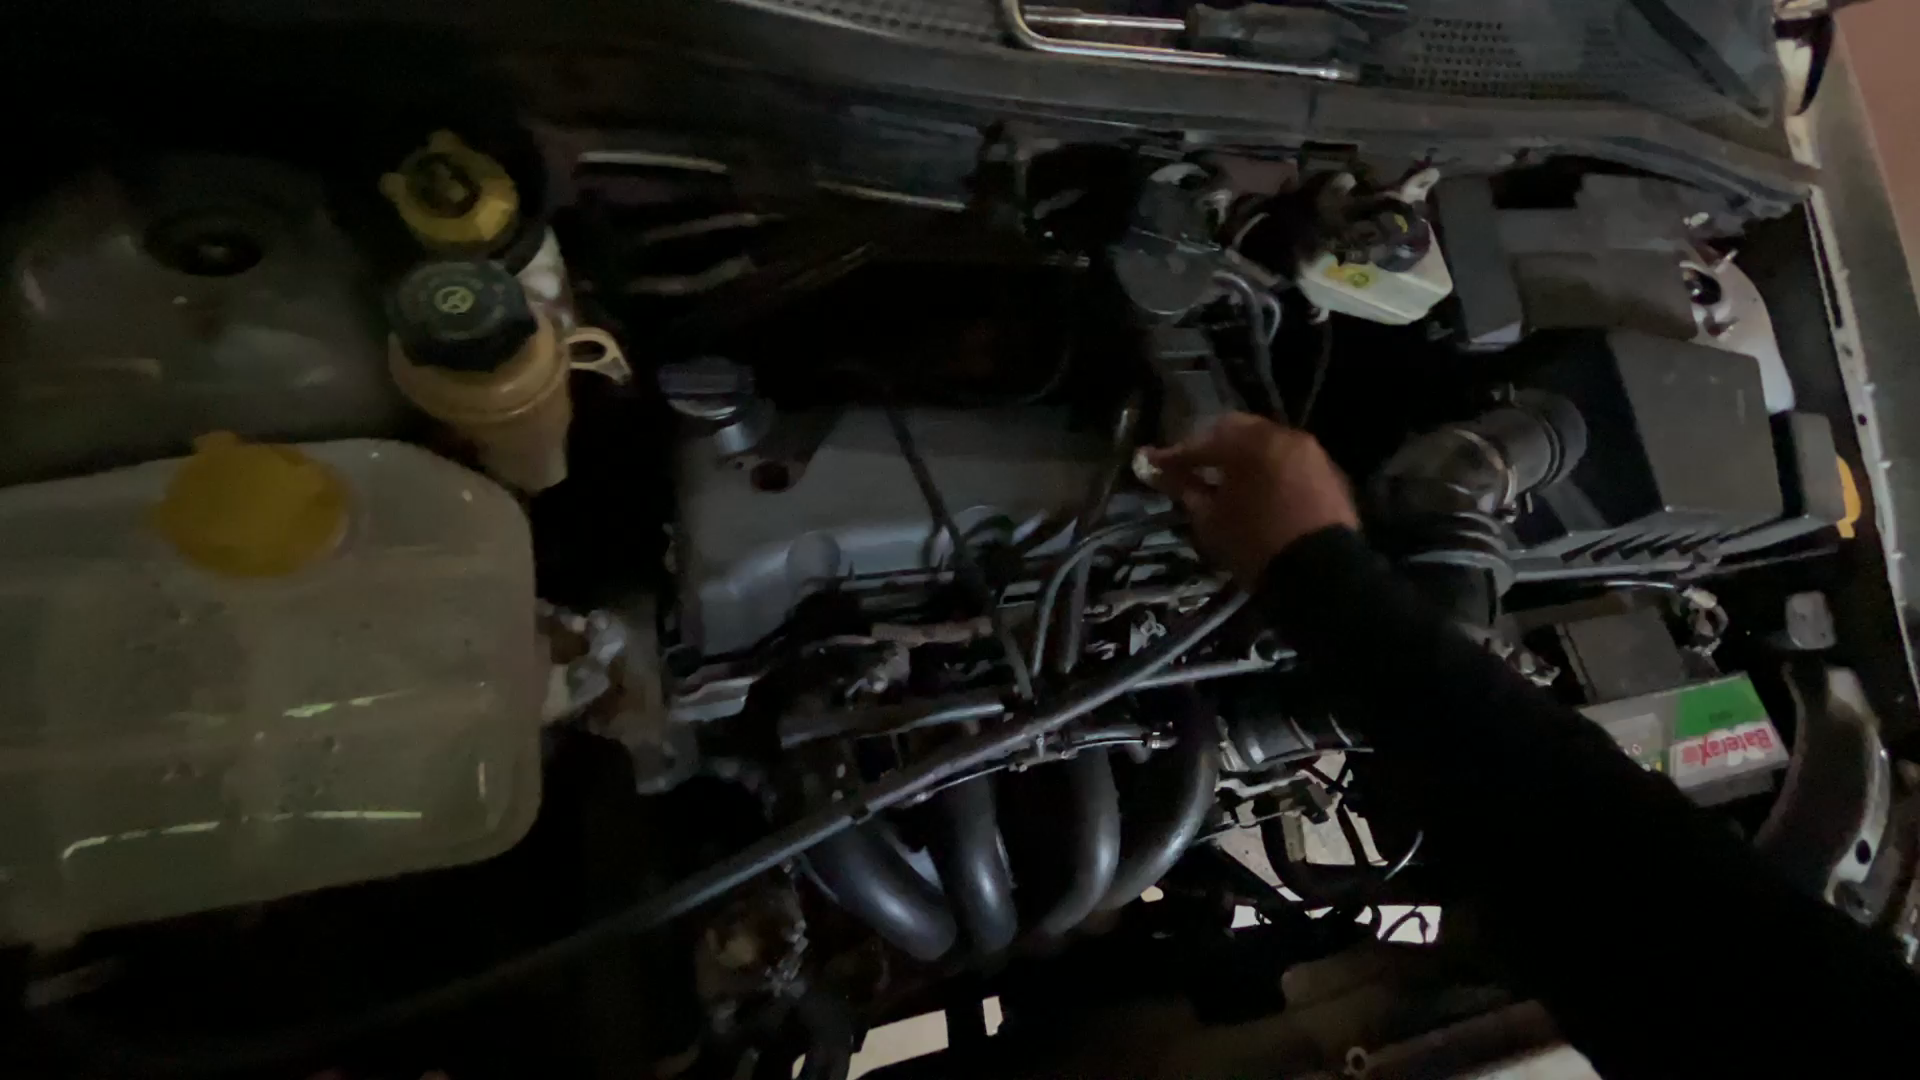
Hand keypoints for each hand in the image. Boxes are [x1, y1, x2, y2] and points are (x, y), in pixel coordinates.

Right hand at [1144, 413, 1358, 586]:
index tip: (1150, 464)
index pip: (1200, 442)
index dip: (1172, 456)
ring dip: (1240, 456)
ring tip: (1222, 480)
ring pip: (1264, 443)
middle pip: (1235, 431)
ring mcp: (1311, 453)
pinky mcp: (1329, 474)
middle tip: (1188, 467)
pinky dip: (1266, 469)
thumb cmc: (1254, 544)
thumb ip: (1182, 486)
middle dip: (1208, 447)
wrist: (1322, 574)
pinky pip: (1287, 461)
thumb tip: (1155, 468)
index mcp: (1250, 442)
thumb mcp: (1209, 519)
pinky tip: (1255, 491)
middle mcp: (1283, 436)